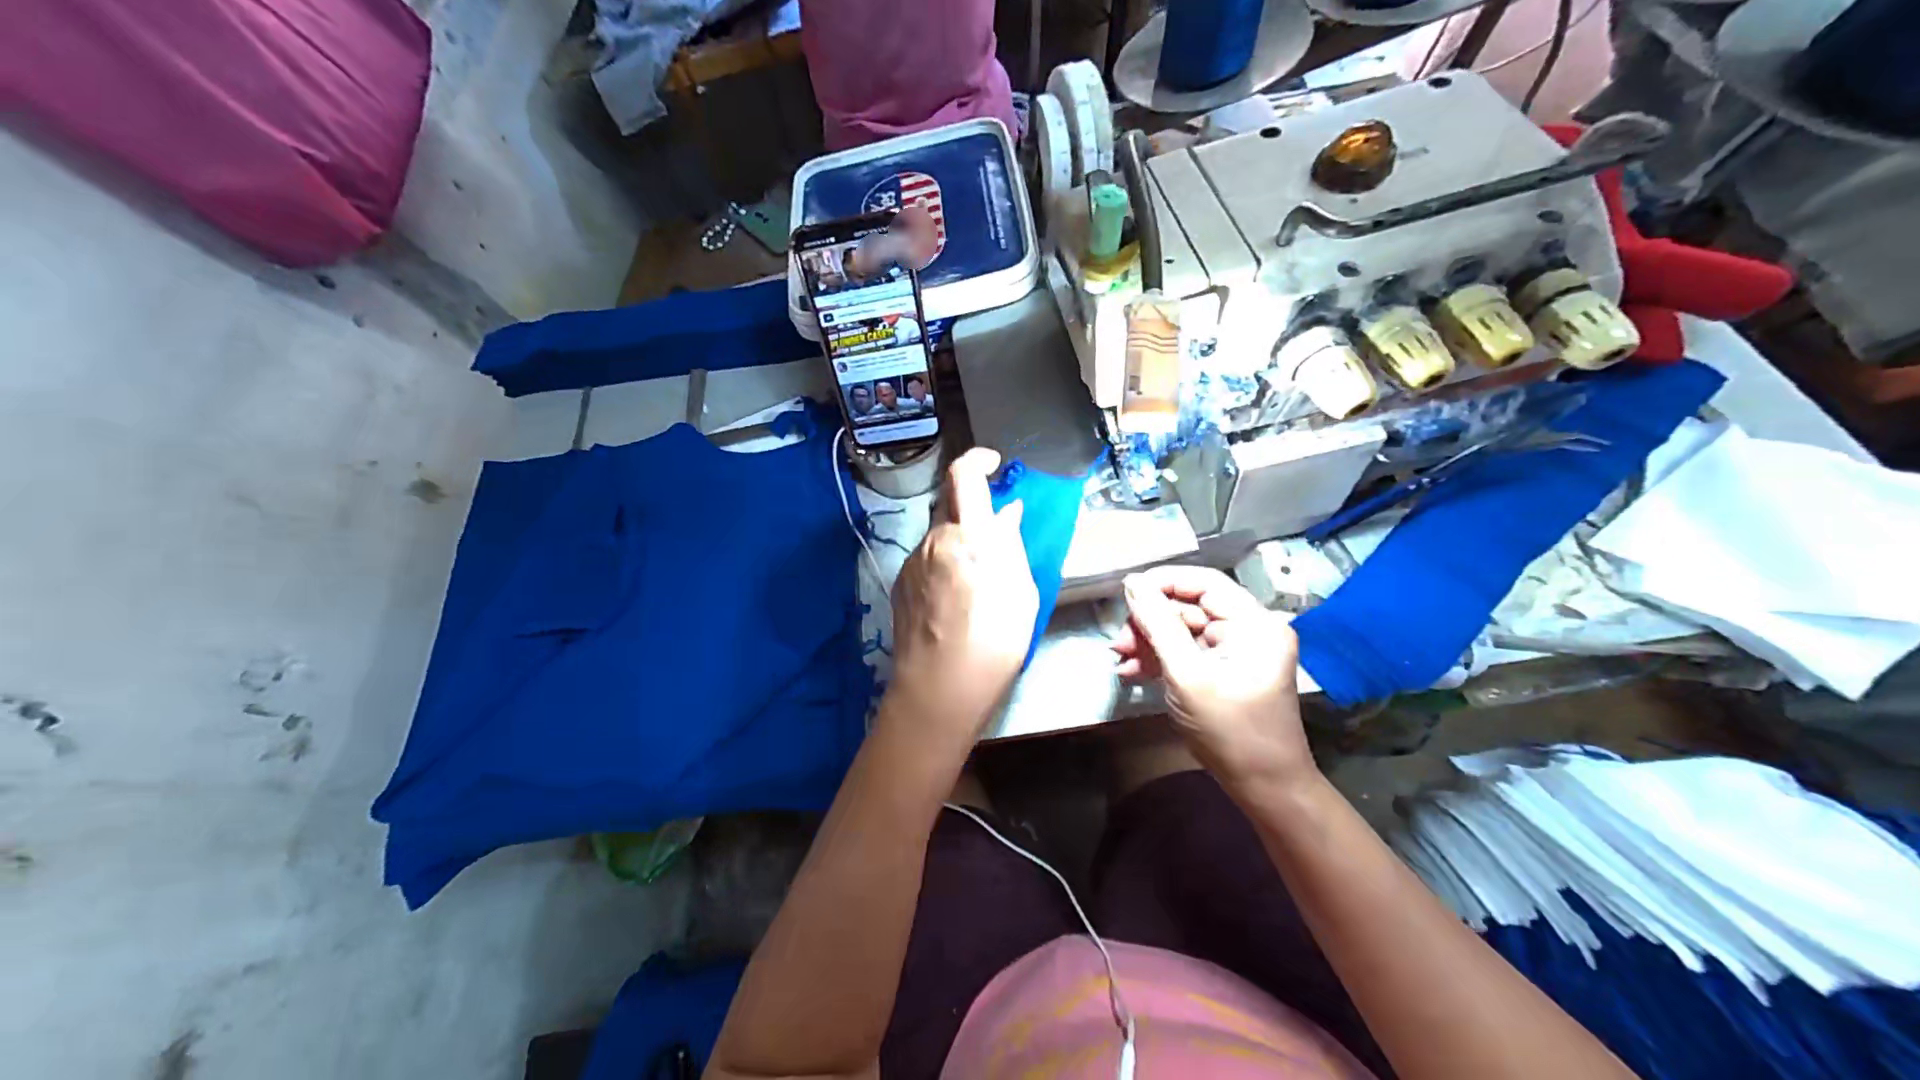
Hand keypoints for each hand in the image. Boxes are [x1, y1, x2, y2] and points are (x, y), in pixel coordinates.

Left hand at [885, 448, 1037, 747]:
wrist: (938, 691)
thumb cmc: (993, 643)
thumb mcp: (1020, 592)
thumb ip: (1010, 544)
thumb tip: (1005, 513)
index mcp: (967, 536)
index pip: (963, 476)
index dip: (977, 460)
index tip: (993, 464)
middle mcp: (932, 540)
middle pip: (948, 505)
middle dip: (971, 509)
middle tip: (996, 533)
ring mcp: (911, 563)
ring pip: (937, 535)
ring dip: (958, 540)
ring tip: (979, 578)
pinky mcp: (900, 584)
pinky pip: (926, 559)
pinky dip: (944, 562)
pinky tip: (957, 596)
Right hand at [1112, 566, 1315, 792]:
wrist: (1264, 787)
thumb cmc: (1230, 730)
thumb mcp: (1187, 675)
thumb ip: (1158, 625)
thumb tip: (1132, 583)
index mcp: (1254, 624)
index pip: (1204, 583)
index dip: (1163, 582)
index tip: (1125, 593)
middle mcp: (1249, 630)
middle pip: (1189, 607)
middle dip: (1150, 622)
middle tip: (1119, 642)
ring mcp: (1237, 652)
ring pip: (1183, 631)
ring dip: (1149, 643)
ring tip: (1121, 659)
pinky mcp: (1224, 672)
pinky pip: (1187, 653)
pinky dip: (1161, 660)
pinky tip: (1133, 671)